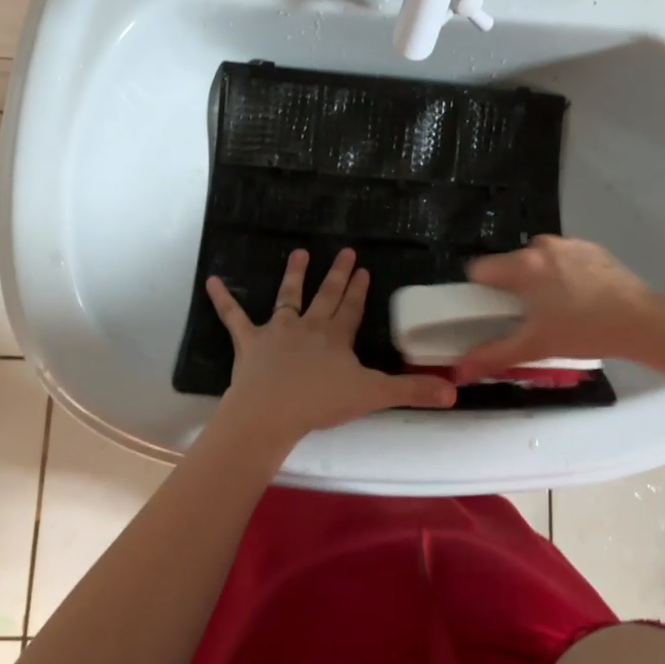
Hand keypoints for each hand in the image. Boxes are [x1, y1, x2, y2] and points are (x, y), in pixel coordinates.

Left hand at [206, 248, 455, 444]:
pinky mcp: (249, 343)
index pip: (352, 308)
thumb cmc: (321, 402)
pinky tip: (211, 281)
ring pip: (287, 298)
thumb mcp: (373, 396)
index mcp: (337, 337)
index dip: (359, 290)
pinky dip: (222, 299)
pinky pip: (233, 317)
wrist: (272, 412)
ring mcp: (277, 332)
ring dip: (293, 276)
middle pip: (326, 296)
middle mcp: (309, 327)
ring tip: (297, 252)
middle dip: (337, 275)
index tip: (364, 269)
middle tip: (345, 251)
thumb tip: (453, 393)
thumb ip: (411, 392)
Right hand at [456, 235, 664, 382]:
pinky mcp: (591, 247)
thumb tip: (458, 370)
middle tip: (529, 317)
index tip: (495, 311)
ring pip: (537, 260)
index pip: (479, 269)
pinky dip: (564, 273)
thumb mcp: (535, 346)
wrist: (642, 321)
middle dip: (513, 287)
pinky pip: (563, 258)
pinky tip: (581, 298)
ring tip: (558, 309)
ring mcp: (568, 243)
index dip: (482, 291)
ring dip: (539, 279)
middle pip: (510, 264)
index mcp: (522, 265)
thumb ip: (492, 355)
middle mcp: (541, 246)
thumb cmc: (583, 332)